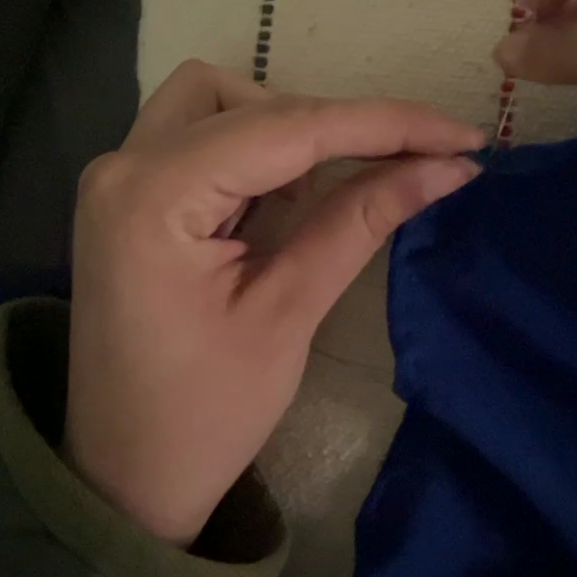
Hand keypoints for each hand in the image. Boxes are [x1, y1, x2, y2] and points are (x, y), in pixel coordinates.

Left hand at [65, 60, 483, 545]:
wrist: (123, 476)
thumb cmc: (204, 415)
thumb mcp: (289, 313)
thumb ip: (361, 221)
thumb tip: (447, 167)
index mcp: (153, 197)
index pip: (288, 128)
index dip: (384, 124)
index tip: (460, 133)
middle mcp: (123, 163)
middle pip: (251, 101)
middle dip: (338, 128)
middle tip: (411, 165)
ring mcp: (117, 174)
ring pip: (219, 101)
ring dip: (286, 130)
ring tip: (324, 197)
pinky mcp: (127, 191)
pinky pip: (200, 134)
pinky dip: (255, 149)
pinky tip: (283, 199)